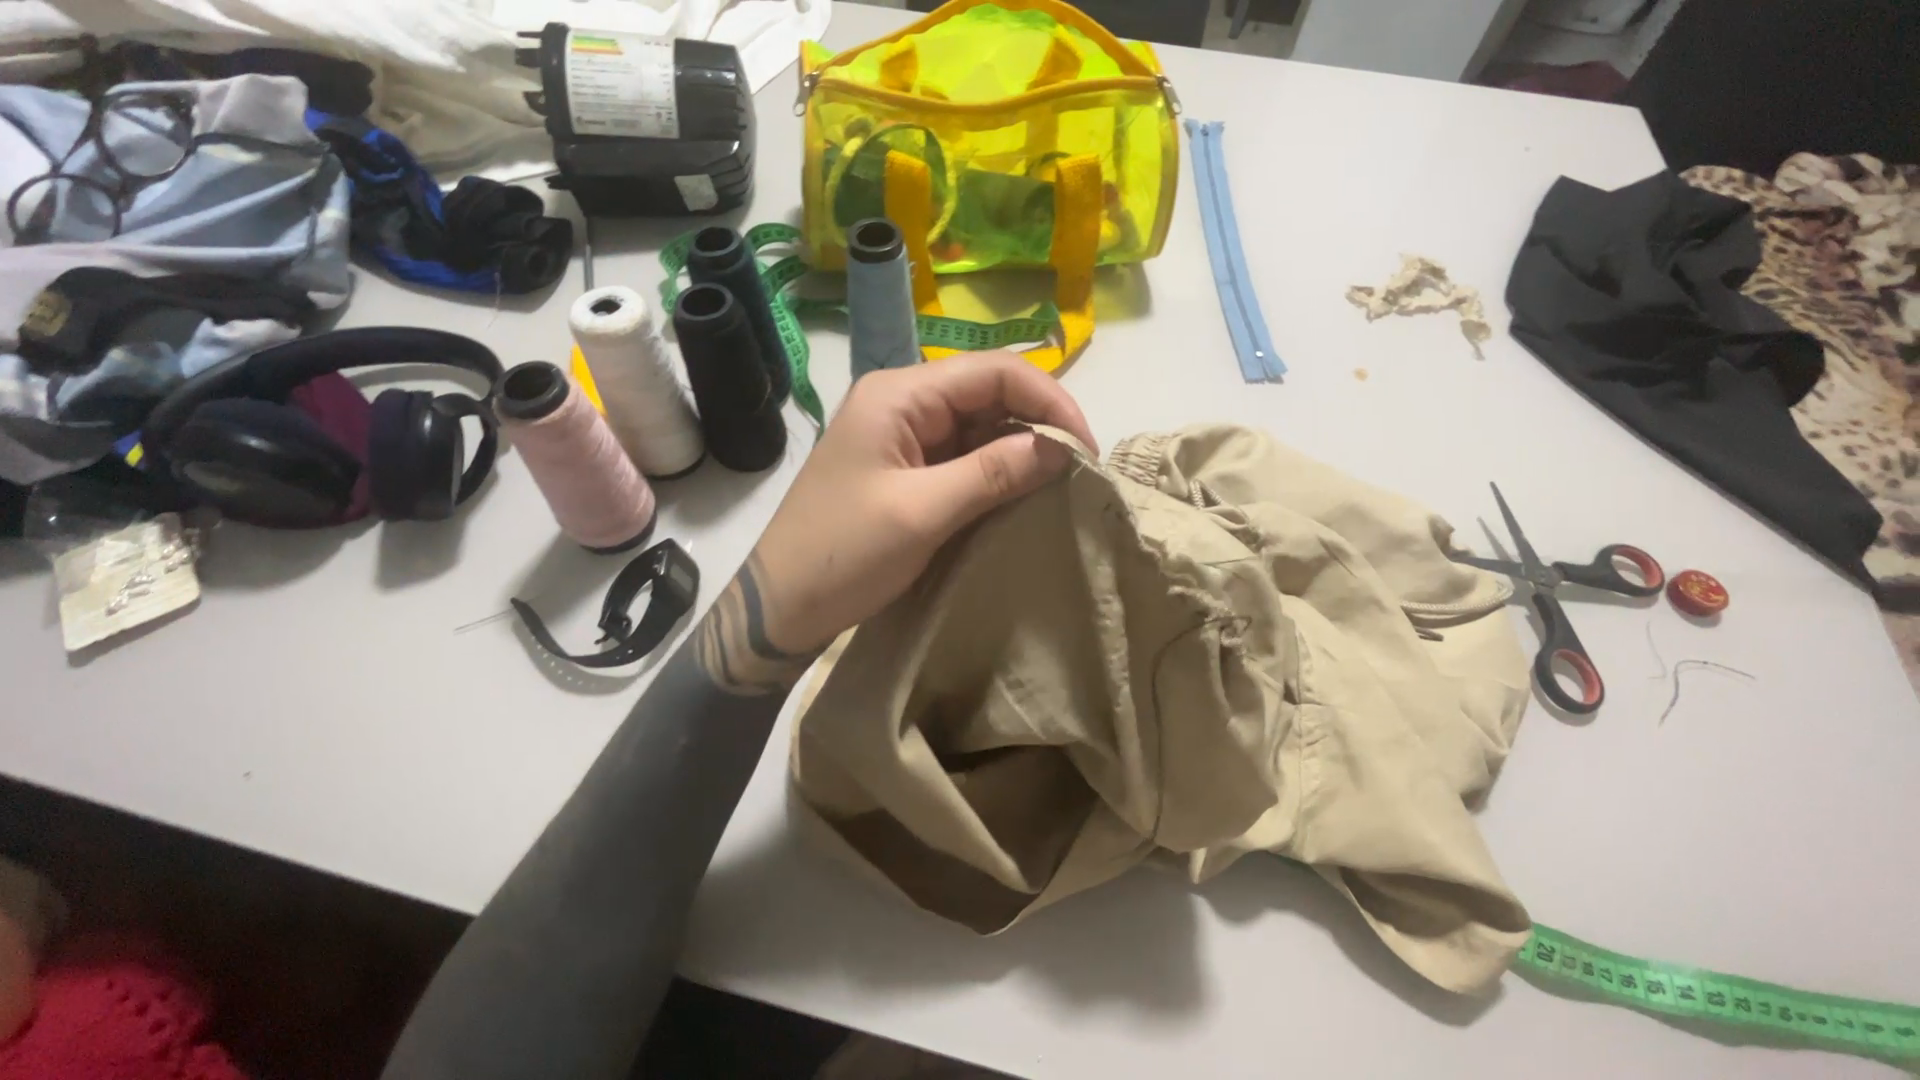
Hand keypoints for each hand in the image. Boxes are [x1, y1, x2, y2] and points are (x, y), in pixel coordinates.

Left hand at [695, 352, 1095, 694]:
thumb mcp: (922, 513)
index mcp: (899, 394)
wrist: (781, 607)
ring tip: (1061, 485)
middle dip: (1038, 424)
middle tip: (1079, 472)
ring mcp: (903, 436)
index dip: (1049, 400)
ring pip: (980, 426)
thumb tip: (1061, 449)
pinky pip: (963, 456)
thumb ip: (993, 473)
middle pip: (989, 393)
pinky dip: (996, 472)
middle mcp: (903, 402)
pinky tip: (1023, 494)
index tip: (1086, 450)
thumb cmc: (843, 554)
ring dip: (1021, 450)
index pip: (993, 371)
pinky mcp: (905, 469)